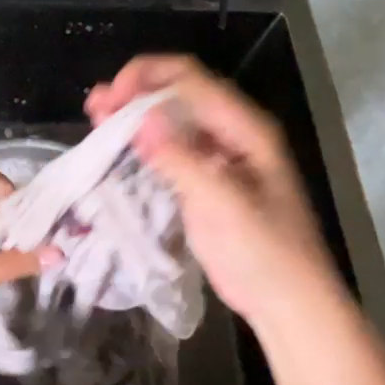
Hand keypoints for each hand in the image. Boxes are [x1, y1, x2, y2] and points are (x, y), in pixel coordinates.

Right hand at [86, 55, 336, 324]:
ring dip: (134, 112)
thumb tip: (140, 118)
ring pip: (170, 117)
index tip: (111, 98)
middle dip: (135, 90)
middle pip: (179, 91)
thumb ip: (182, 160)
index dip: (147, 78)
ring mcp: (216, 155)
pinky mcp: (202, 178)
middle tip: (96, 105)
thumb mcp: (225, 207)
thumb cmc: (267, 256)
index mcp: (246, 128)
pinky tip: (116, 144)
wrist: (289, 306)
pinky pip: (169, 145)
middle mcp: (231, 132)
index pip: (191, 80)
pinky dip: (141, 139)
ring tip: (96, 116)